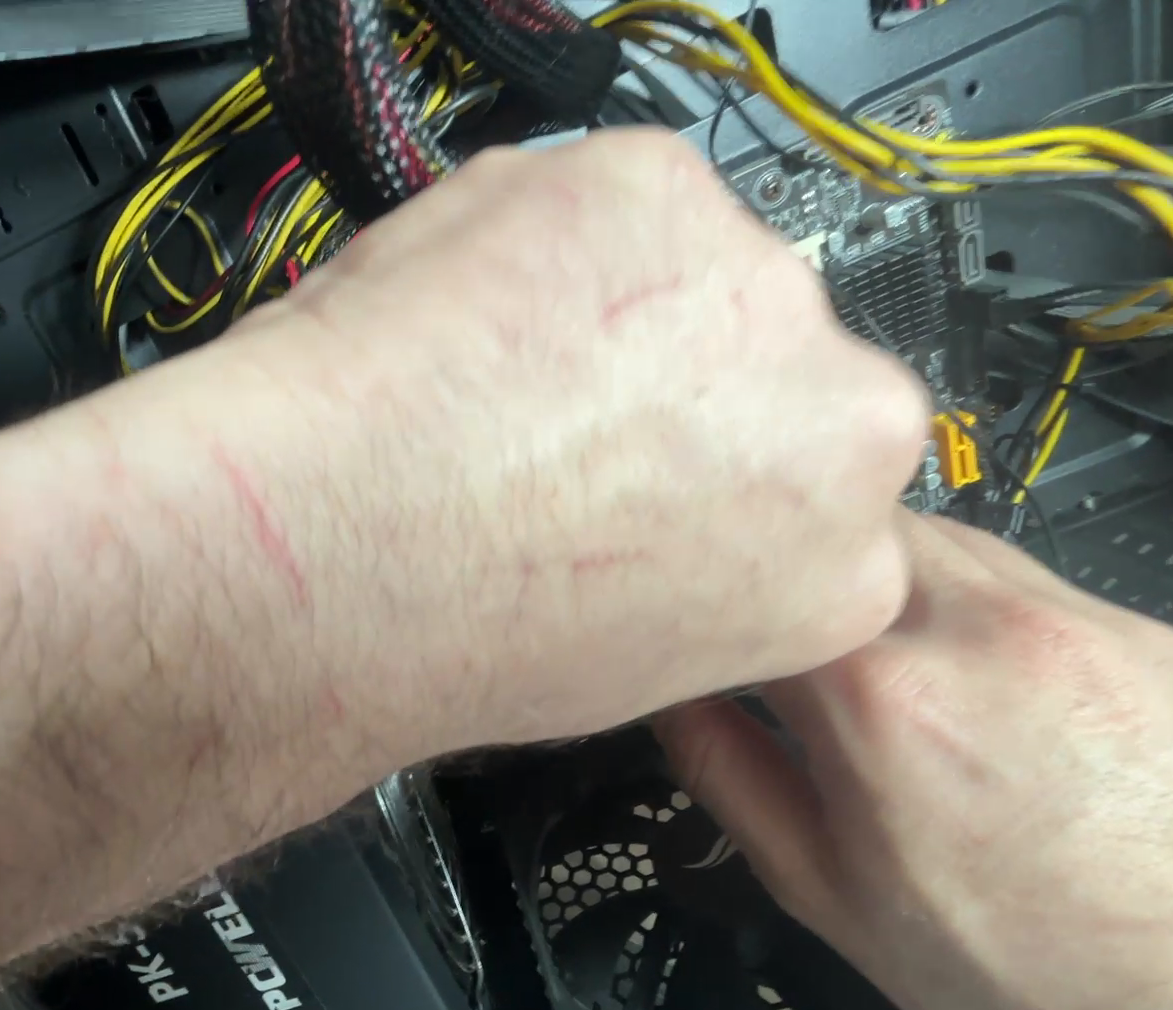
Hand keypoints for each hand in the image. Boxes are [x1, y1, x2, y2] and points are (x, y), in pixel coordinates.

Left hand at [72, 127, 928, 761]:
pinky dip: (534, 243)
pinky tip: (464, 321)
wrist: (334, 556)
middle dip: (664, 384)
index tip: (642, 461)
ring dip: (597, 309)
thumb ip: (680, 571)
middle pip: (760, 363)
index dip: (702, 464)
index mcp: (835, 567)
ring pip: (682, 271)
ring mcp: (751, 287)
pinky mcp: (645, 189)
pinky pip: (600, 203)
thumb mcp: (609, 657)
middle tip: (549, 418)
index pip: (808, 477)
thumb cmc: (443, 638)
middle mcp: (838, 422)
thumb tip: (652, 506)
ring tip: (487, 381)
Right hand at [658, 515, 1172, 1009]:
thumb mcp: (824, 888)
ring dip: (880, 578)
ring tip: (880, 662)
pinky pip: (1028, 580)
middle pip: (840, 526)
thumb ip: (721, 770)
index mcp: (881, 699)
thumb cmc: (1050, 984)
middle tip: (776, 624)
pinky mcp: (1162, 637)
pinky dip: (972, 610)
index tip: (702, 622)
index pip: (748, 581)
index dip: (711, 595)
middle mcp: (987, 632)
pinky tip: (983, 690)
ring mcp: (1088, 624)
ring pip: (932, 536)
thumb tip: (669, 698)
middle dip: (794, 567)